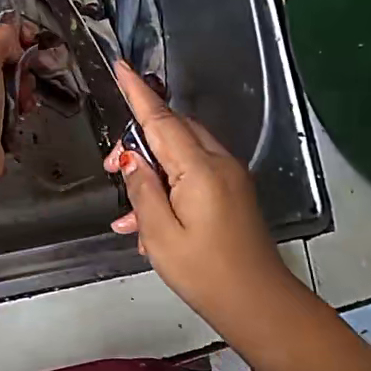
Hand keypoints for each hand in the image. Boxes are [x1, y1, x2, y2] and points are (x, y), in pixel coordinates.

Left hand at [0, 20, 27, 207]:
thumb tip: (14, 38)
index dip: (7, 26)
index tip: (29, 35)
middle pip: (2, 53)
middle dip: (22, 58)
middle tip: (30, 67)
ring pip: (11, 78)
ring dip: (25, 84)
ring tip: (25, 95)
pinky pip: (13, 103)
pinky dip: (23, 105)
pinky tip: (25, 111)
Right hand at [102, 61, 303, 324]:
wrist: (258, 303)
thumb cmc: (206, 273)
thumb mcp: (160, 235)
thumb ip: (142, 191)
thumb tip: (131, 160)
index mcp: (200, 170)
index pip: (162, 120)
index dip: (138, 93)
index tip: (121, 67)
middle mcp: (219, 164)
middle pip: (173, 132)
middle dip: (139, 141)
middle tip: (111, 167)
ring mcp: (229, 178)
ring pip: (181, 155)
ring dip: (151, 172)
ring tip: (127, 211)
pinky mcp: (231, 193)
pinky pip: (193, 174)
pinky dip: (168, 187)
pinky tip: (147, 222)